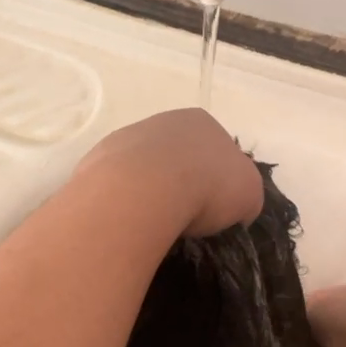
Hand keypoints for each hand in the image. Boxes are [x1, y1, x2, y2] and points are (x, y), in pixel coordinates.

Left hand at [78, 109, 262, 235]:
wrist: (144, 190)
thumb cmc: (206, 186)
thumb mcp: (249, 194)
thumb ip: (246, 196)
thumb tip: (238, 209)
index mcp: (202, 122)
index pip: (215, 149)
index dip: (216, 180)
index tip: (213, 208)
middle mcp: (162, 122)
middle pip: (176, 156)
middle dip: (179, 183)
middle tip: (183, 218)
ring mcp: (125, 139)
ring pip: (142, 170)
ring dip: (148, 193)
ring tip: (153, 225)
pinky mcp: (96, 163)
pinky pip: (116, 187)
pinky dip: (123, 203)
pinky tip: (128, 222)